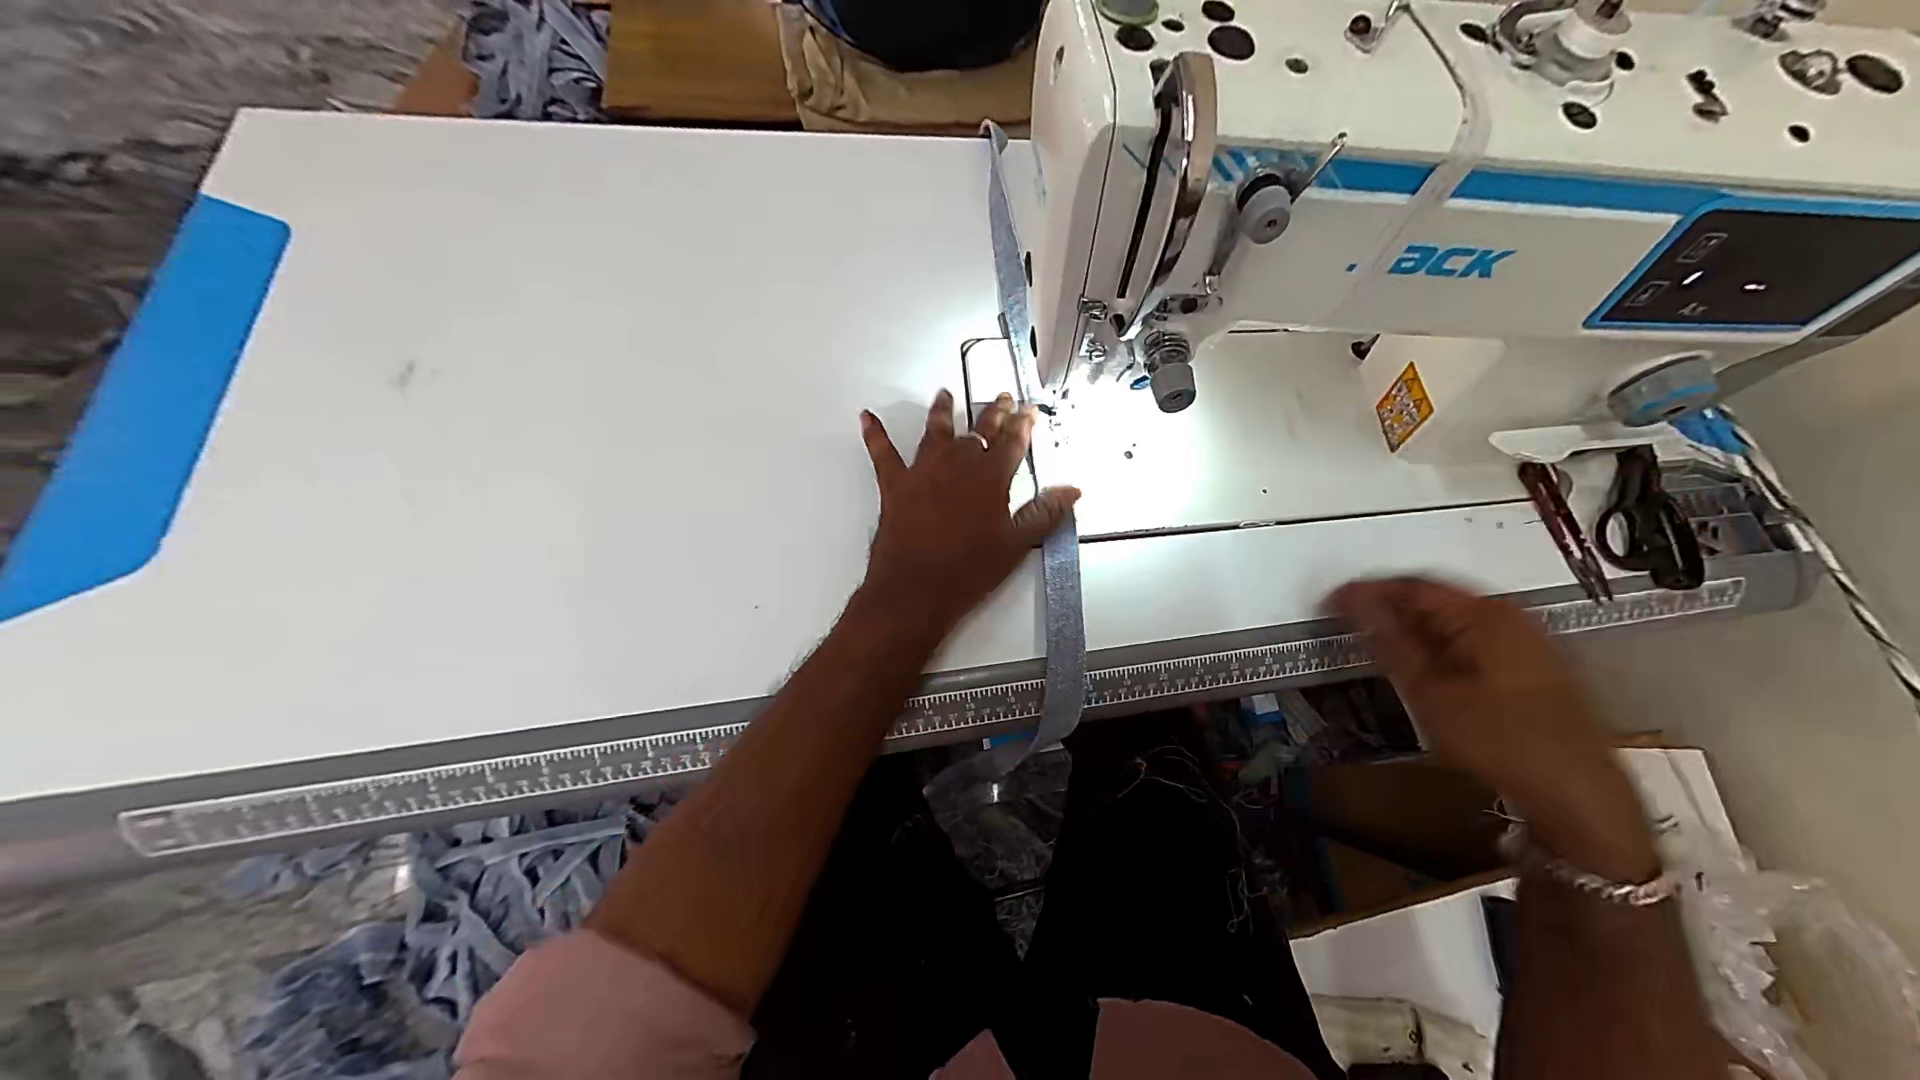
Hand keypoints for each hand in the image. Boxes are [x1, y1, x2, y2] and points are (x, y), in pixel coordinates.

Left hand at [858, 390, 1079, 637]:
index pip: (1013, 441)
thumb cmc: (965, 571)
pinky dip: (875, 435)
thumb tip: (1069, 492)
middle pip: (979, 430)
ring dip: (943, 411)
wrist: (915, 591)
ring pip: (935, 431)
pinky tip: (867, 418)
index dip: (1024, 424)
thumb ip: (1044, 513)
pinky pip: (882, 454)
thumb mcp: (1015, 545)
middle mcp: (956, 465)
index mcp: (989, 477)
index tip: (1030, 412)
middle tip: (1002, 400)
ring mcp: (923, 472)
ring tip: (946, 396)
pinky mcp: (895, 486)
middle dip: (994, 413)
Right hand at [1328, 578, 1658, 881]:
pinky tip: (1413, 667)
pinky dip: (1434, 647)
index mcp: (1487, 614)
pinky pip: (1468, 640)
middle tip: (1343, 624)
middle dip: (1385, 609)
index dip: (1365, 591)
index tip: (1329, 602)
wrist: (1578, 798)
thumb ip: (1387, 640)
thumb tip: (1351, 602)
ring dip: (1408, 630)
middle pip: (1433, 599)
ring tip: (1370, 646)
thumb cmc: (1503, 742)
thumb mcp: (1430, 692)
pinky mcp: (1528, 665)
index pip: (1412, 585)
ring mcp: (1525, 641)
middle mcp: (1510, 617)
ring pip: (1450, 621)